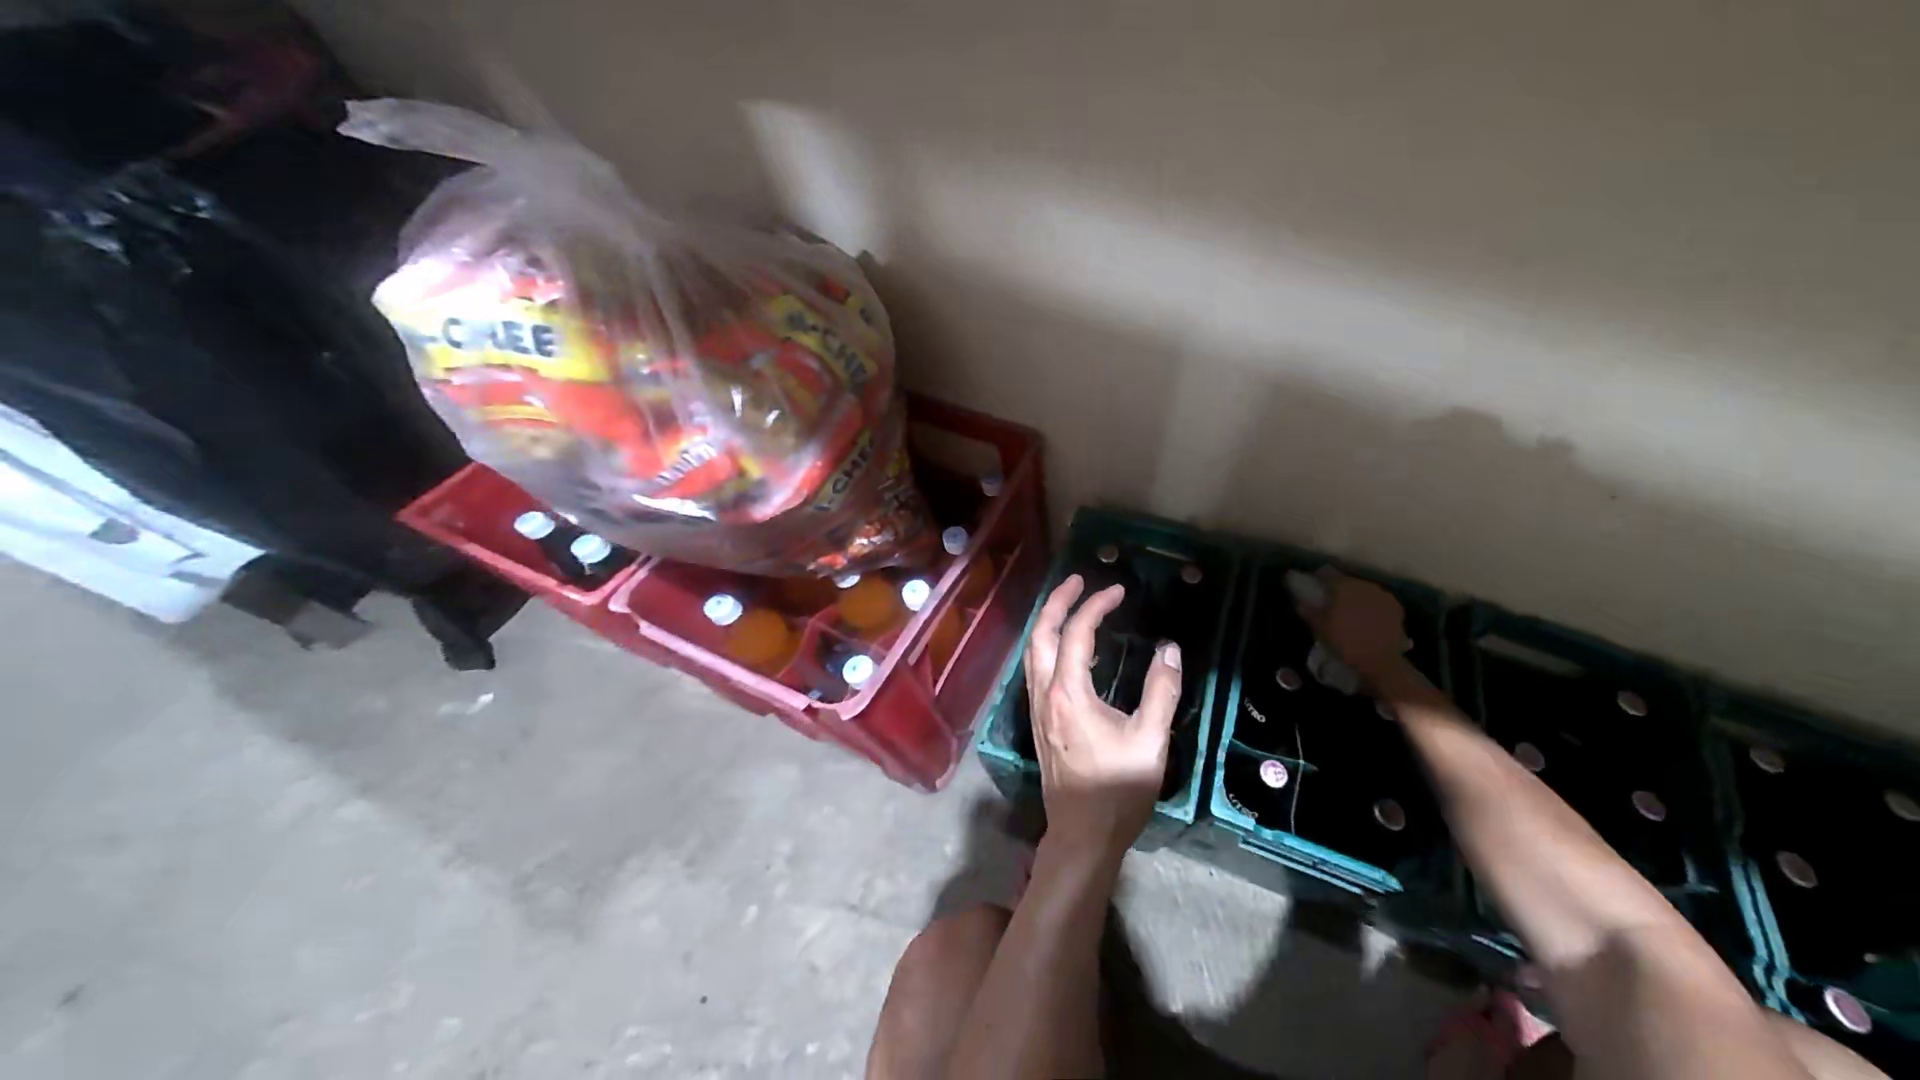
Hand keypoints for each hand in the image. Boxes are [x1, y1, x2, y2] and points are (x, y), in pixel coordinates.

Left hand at [1024, 575, 1182, 859]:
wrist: (1082, 833)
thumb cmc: (1118, 790)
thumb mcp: (1150, 741)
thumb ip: (1161, 692)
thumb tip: (1169, 650)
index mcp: (1069, 694)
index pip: (1076, 634)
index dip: (1095, 606)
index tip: (1117, 591)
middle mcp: (1044, 693)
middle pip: (1040, 634)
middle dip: (1057, 602)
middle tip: (1078, 580)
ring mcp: (1036, 707)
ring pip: (1032, 650)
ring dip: (1047, 621)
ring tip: (1069, 604)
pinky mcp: (1038, 720)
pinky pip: (1035, 668)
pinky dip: (1047, 645)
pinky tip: (1065, 648)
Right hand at [1295, 570, 1407, 679]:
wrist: (1380, 661)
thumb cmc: (1346, 642)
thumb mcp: (1320, 628)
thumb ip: (1309, 611)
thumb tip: (1299, 601)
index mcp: (1345, 588)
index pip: (1329, 578)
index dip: (1321, 584)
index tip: (1316, 592)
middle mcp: (1365, 586)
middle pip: (1349, 583)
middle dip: (1340, 591)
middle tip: (1333, 603)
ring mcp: (1383, 596)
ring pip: (1365, 591)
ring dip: (1357, 597)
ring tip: (1351, 610)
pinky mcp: (1396, 607)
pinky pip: (1379, 600)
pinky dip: (1372, 605)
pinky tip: (1368, 616)